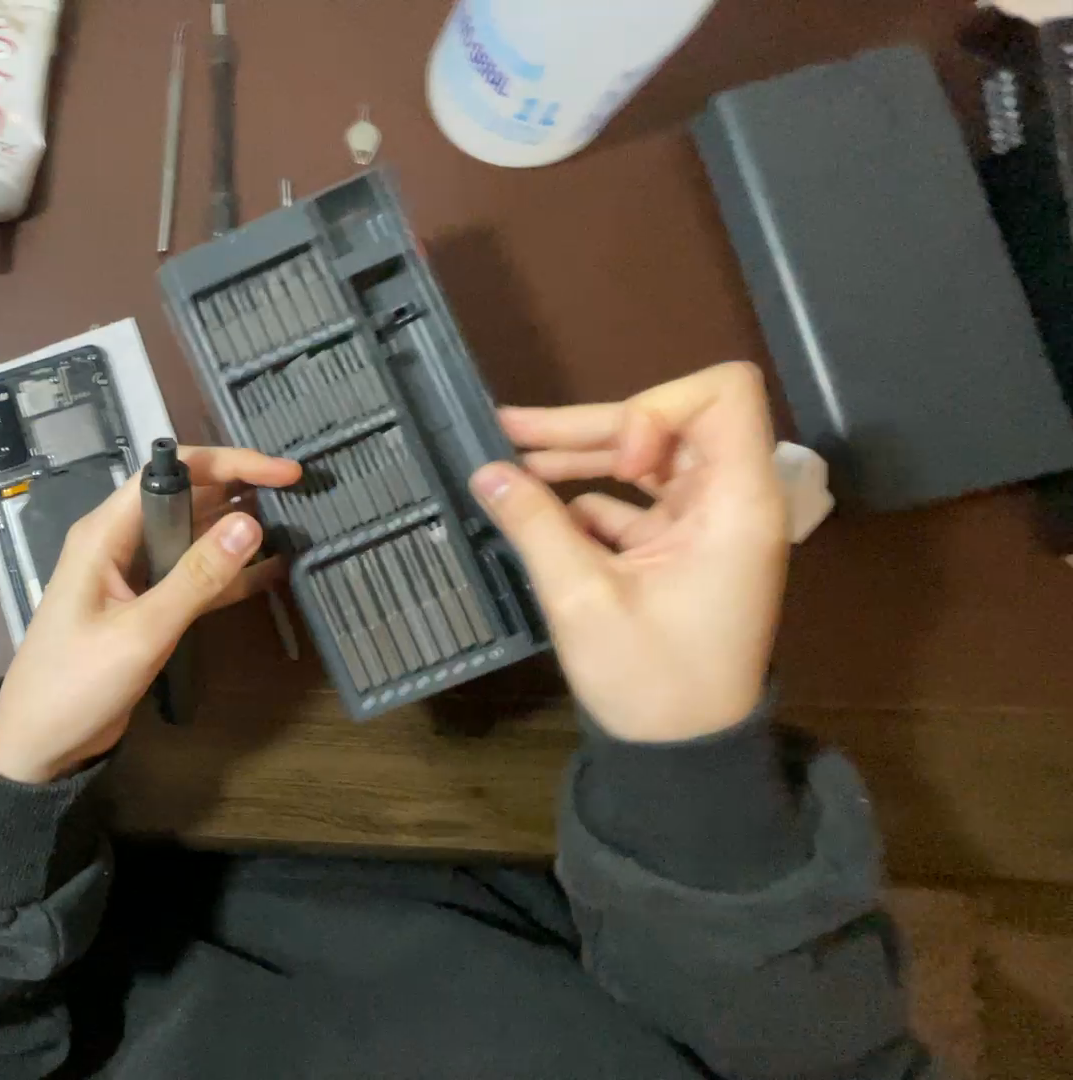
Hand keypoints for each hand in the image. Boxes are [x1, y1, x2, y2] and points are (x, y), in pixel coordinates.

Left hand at [0, 446, 302, 783]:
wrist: (40, 743)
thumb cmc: (76, 683)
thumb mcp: (141, 631)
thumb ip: (197, 578)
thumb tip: (251, 523)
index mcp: (105, 533)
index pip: (169, 473)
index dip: (228, 464)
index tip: (283, 472)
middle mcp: (119, 543)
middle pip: (184, 499)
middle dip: (239, 492)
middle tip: (300, 497)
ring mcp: (133, 575)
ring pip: (192, 538)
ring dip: (237, 534)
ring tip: (297, 524)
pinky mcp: (145, 607)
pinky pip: (192, 579)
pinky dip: (227, 576)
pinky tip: (272, 572)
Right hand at [469, 362, 788, 742]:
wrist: (678, 746)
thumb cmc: (646, 676)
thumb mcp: (580, 597)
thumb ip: (534, 525)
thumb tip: (485, 472)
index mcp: (734, 503)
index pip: (722, 397)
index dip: (656, 411)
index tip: (617, 463)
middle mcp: (726, 500)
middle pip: (665, 424)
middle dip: (585, 427)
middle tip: (506, 432)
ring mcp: (700, 524)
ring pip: (641, 459)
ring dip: (575, 457)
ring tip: (504, 459)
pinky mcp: (674, 546)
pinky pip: (626, 499)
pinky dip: (579, 499)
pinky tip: (532, 512)